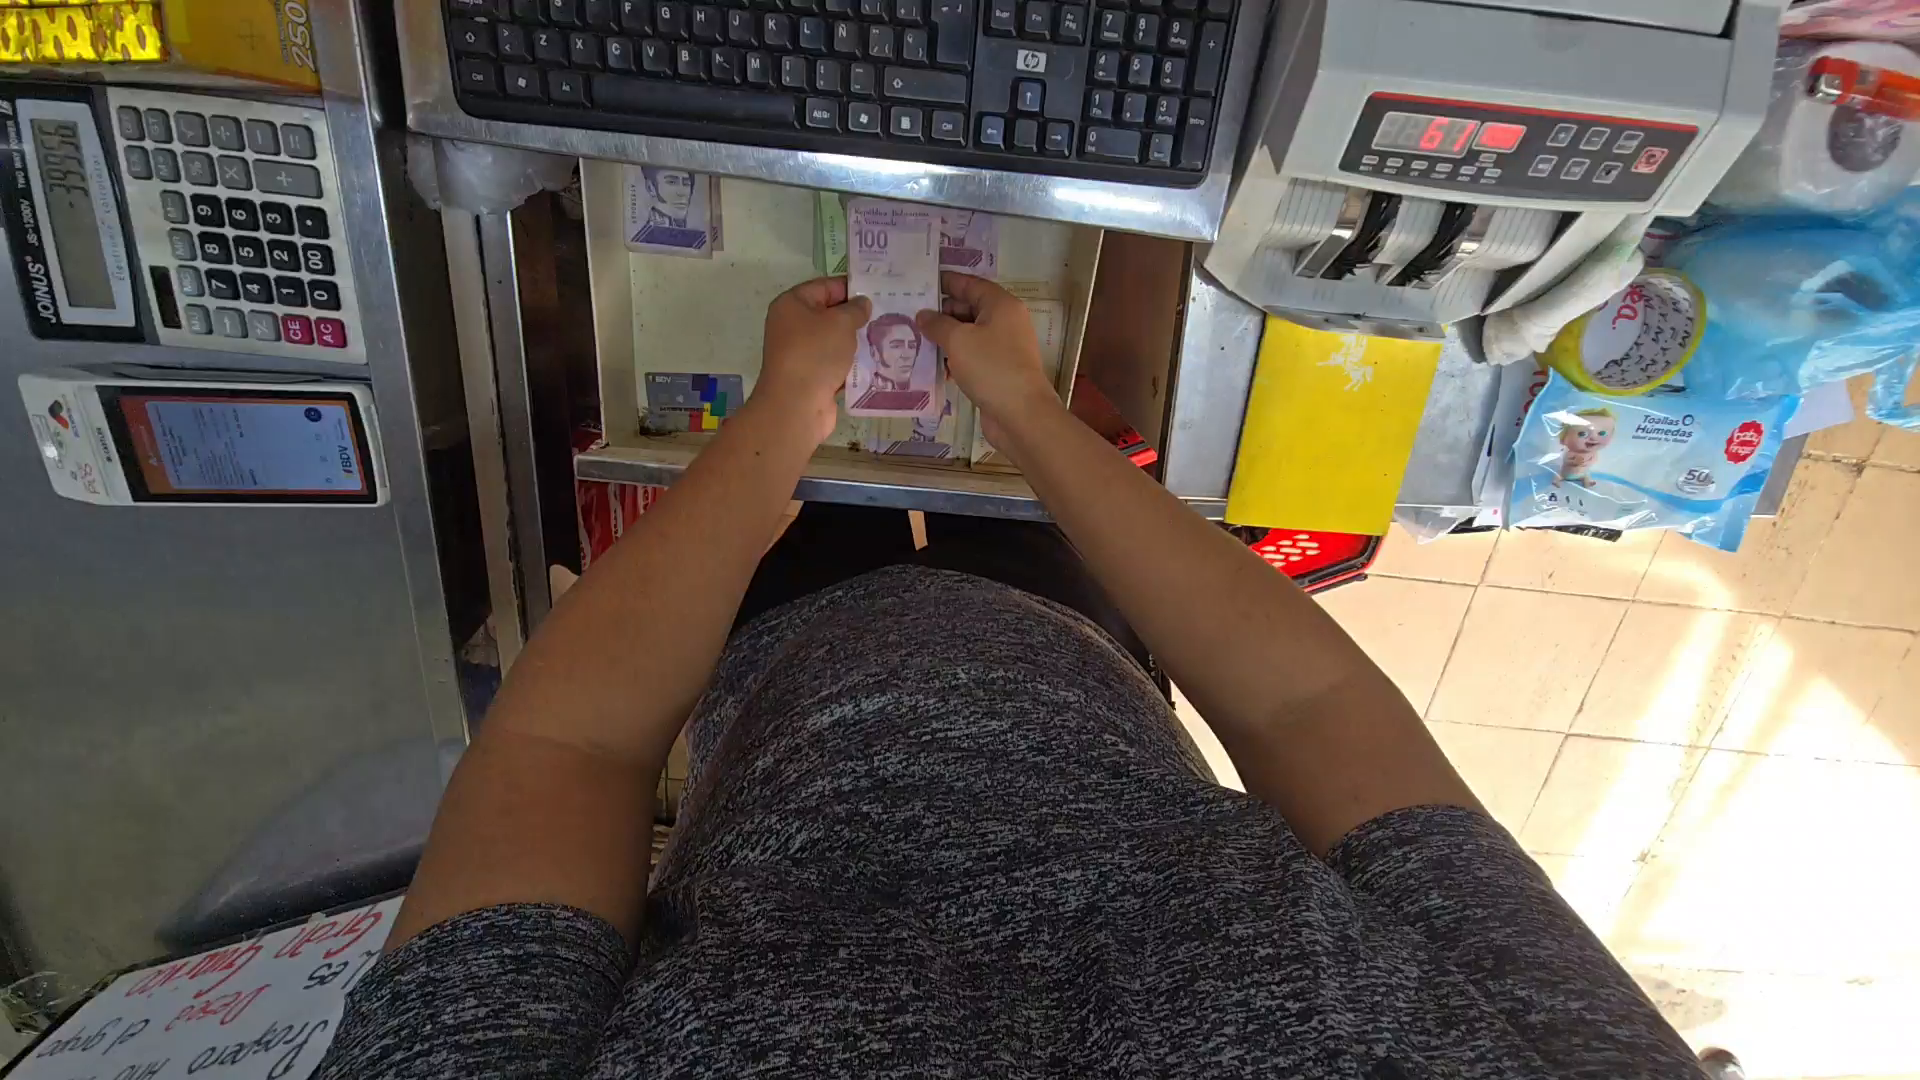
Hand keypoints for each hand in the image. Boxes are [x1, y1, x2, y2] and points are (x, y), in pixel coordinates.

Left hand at [755, 276, 870, 442]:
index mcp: (792, 304)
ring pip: (834, 341)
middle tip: (886, 315)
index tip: (878, 292)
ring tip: (886, 338)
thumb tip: (862, 304)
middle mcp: (792, 326)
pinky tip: (875, 364)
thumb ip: (855, 309)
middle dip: (856, 317)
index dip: (851, 288)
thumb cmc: (816, 354)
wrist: (797, 405)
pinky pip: (835, 364)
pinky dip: (851, 364)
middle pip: (830, 314)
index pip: (825, 287)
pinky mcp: (811, 377)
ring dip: (856, 342)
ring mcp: (801, 354)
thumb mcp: (840, 323)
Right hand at [917, 272, 1061, 444]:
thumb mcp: (959, 340)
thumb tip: (923, 315)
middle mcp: (1005, 323)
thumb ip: (937, 324)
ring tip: (914, 340)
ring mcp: (1003, 349)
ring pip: (969, 336)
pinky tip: (933, 366)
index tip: (921, 283)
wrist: (1021, 414)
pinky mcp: (997, 372)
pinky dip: (954, 359)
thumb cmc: (991, 368)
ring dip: (945, 338)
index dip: (946, 282)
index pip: (971, 284)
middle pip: (969, 309)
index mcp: (1001, 305)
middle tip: (910, 316)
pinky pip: (972, 358)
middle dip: (941, 313)